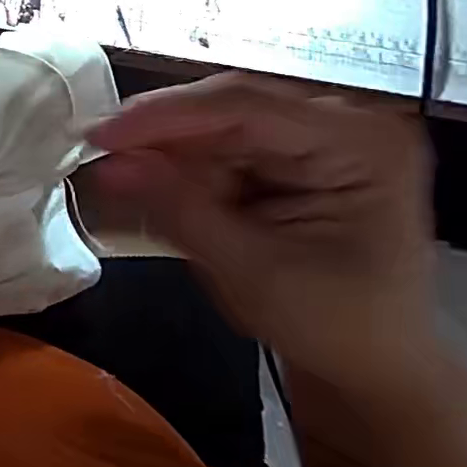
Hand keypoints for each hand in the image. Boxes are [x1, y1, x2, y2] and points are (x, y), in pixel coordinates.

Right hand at [85, 73, 438, 393]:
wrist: (369, 363)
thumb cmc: (331, 322)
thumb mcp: (248, 267)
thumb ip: (178, 207)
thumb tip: (110, 163)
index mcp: (361, 144)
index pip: (244, 106)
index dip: (163, 115)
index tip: (100, 136)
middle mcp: (341, 122)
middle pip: (224, 103)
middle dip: (158, 128)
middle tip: (97, 148)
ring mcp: (312, 133)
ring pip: (209, 117)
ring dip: (162, 145)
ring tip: (118, 170)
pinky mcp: (284, 150)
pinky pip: (213, 139)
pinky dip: (175, 159)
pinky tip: (147, 176)